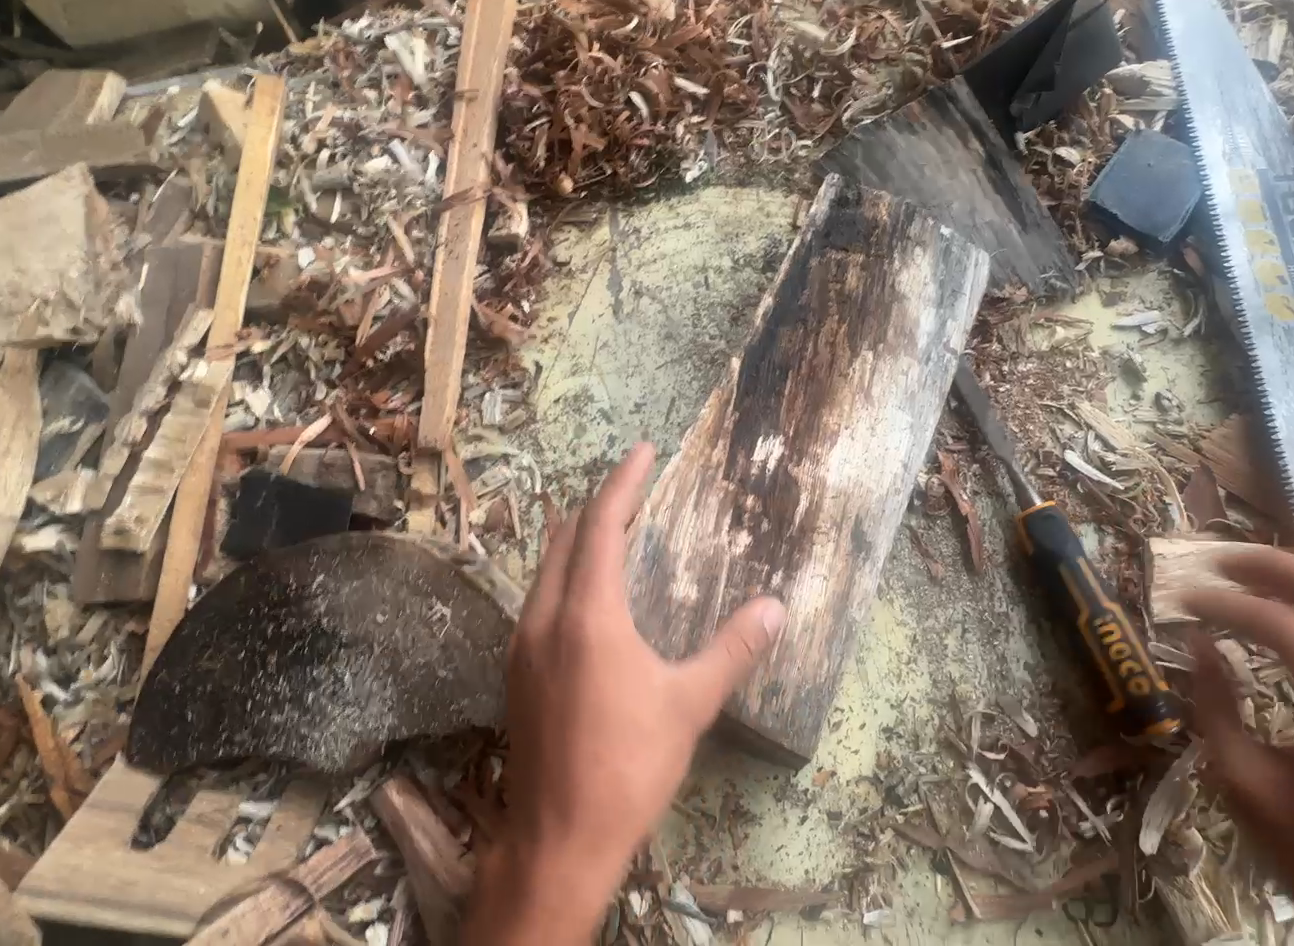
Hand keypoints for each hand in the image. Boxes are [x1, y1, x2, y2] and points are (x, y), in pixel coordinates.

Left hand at [465, 444, 786, 944]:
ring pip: (546, 569)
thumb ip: (733, 649)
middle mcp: (545, 617)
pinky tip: (588, 596)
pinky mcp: (516, 673)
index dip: (624, 482)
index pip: (602, 524)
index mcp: (587, 614)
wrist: (557, 840)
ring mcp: (522, 646)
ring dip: (577, 540)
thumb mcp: (690, 703)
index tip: (644, 451)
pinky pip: (538, 599)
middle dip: (599, 506)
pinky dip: (565, 575)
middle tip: (636, 490)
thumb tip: (777, 608)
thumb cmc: (629, 764)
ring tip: (613, 531)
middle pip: (566, 538)